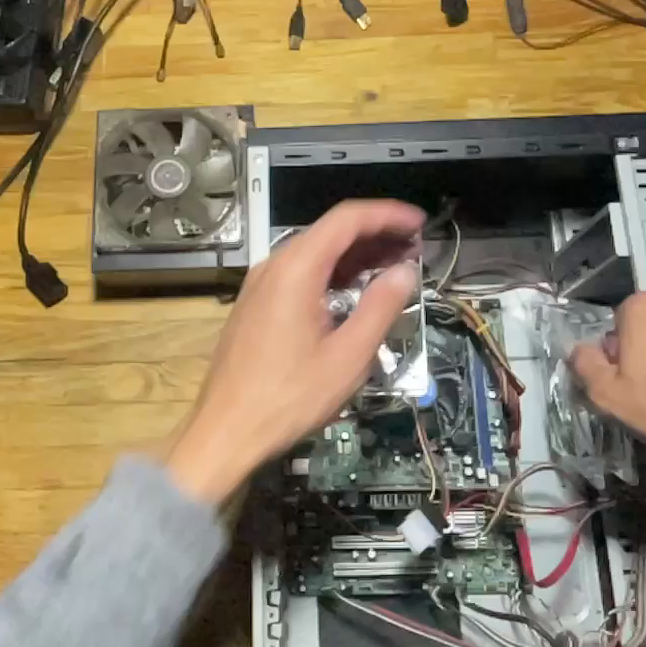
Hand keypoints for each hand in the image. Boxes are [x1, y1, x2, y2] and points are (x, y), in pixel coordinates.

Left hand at [164, 199, 425, 502]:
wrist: (226, 431)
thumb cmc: (289, 398)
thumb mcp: (348, 356)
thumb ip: (380, 307)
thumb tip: (404, 273)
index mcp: (296, 269)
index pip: (347, 219)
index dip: (388, 215)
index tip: (419, 224)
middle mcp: (274, 266)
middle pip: (330, 232)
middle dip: (376, 235)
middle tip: (415, 250)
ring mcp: (261, 285)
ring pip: (315, 253)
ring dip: (356, 256)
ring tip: (395, 268)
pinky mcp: (257, 305)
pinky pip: (300, 274)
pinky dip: (333, 274)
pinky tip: (357, 291)